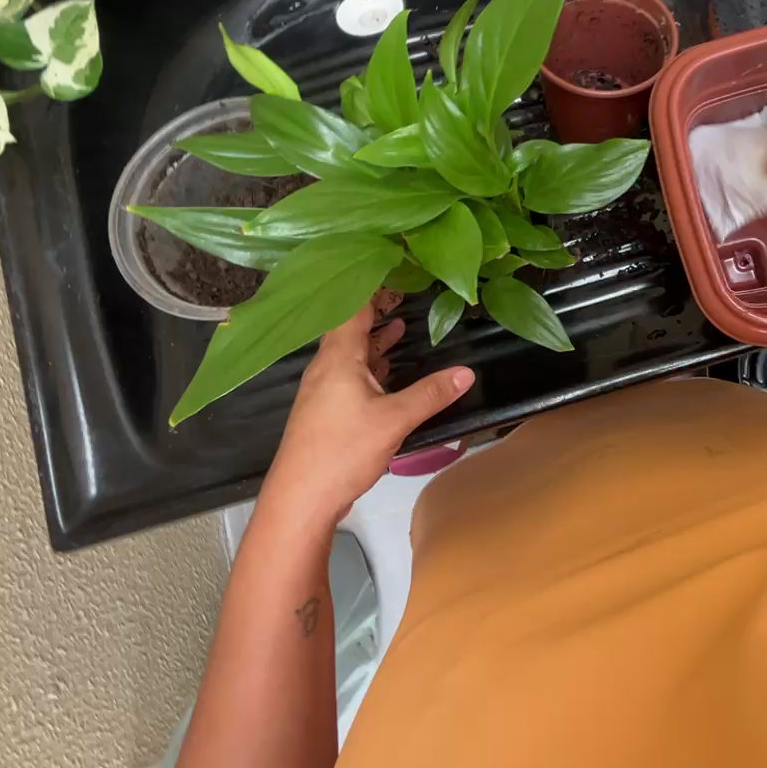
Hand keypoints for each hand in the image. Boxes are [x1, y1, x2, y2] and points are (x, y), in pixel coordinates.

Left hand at [260, 298, 474, 525]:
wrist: (300, 499)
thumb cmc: (342, 450)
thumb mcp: (394, 420)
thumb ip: (430, 394)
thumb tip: (467, 372)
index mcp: (338, 358)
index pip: (353, 308)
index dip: (371, 287)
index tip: (392, 268)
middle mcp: (326, 367)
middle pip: (349, 328)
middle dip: (375, 311)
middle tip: (404, 294)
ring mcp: (323, 390)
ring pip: (349, 354)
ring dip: (373, 340)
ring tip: (400, 327)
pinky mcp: (325, 411)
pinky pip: (349, 374)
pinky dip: (369, 364)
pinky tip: (387, 372)